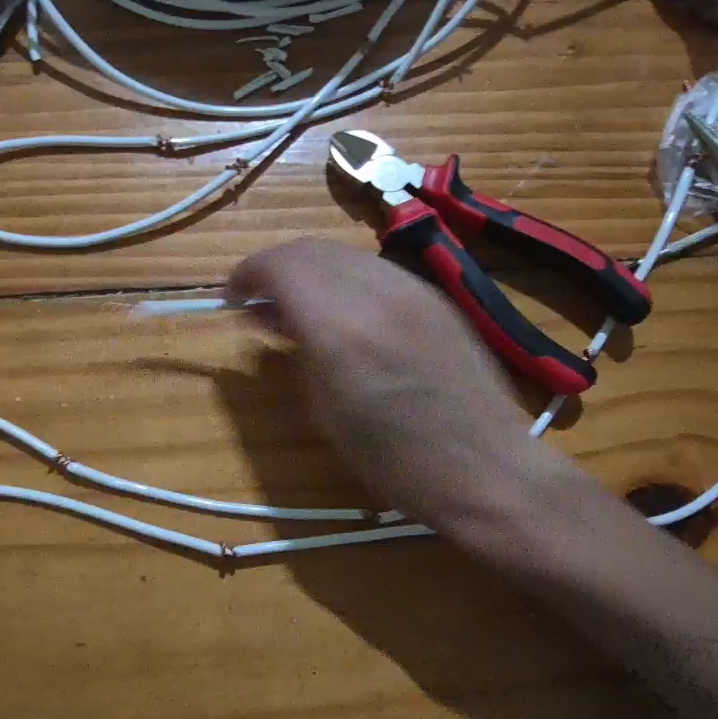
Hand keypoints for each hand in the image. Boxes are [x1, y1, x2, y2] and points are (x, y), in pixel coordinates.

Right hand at [228, 238, 585, 540]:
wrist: (485, 468)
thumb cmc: (394, 461)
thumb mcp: (325, 413)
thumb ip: (294, 355)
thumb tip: (271, 320)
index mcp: (339, 326)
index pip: (278, 265)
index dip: (246, 275)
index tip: (232, 300)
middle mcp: (375, 291)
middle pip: (309, 250)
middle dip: (275, 268)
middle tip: (259, 305)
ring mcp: (412, 289)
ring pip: (345, 254)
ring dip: (311, 271)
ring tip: (298, 309)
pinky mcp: (436, 297)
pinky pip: (376, 270)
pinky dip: (345, 280)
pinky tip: (344, 314)